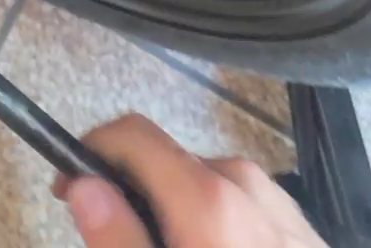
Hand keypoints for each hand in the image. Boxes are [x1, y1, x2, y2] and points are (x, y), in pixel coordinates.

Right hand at [54, 114, 328, 247]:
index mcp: (207, 195)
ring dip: (173, 212)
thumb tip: (84, 185)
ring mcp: (277, 200)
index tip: (70, 190)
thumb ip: (121, 242)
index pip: (132, 133)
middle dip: (132, 193)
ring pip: (203, 185)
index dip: (91, 153)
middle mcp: (243, 181)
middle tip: (118, 243)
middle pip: (165, 162)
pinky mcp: (301, 224)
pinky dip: (214, 225)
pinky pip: (241, 206)